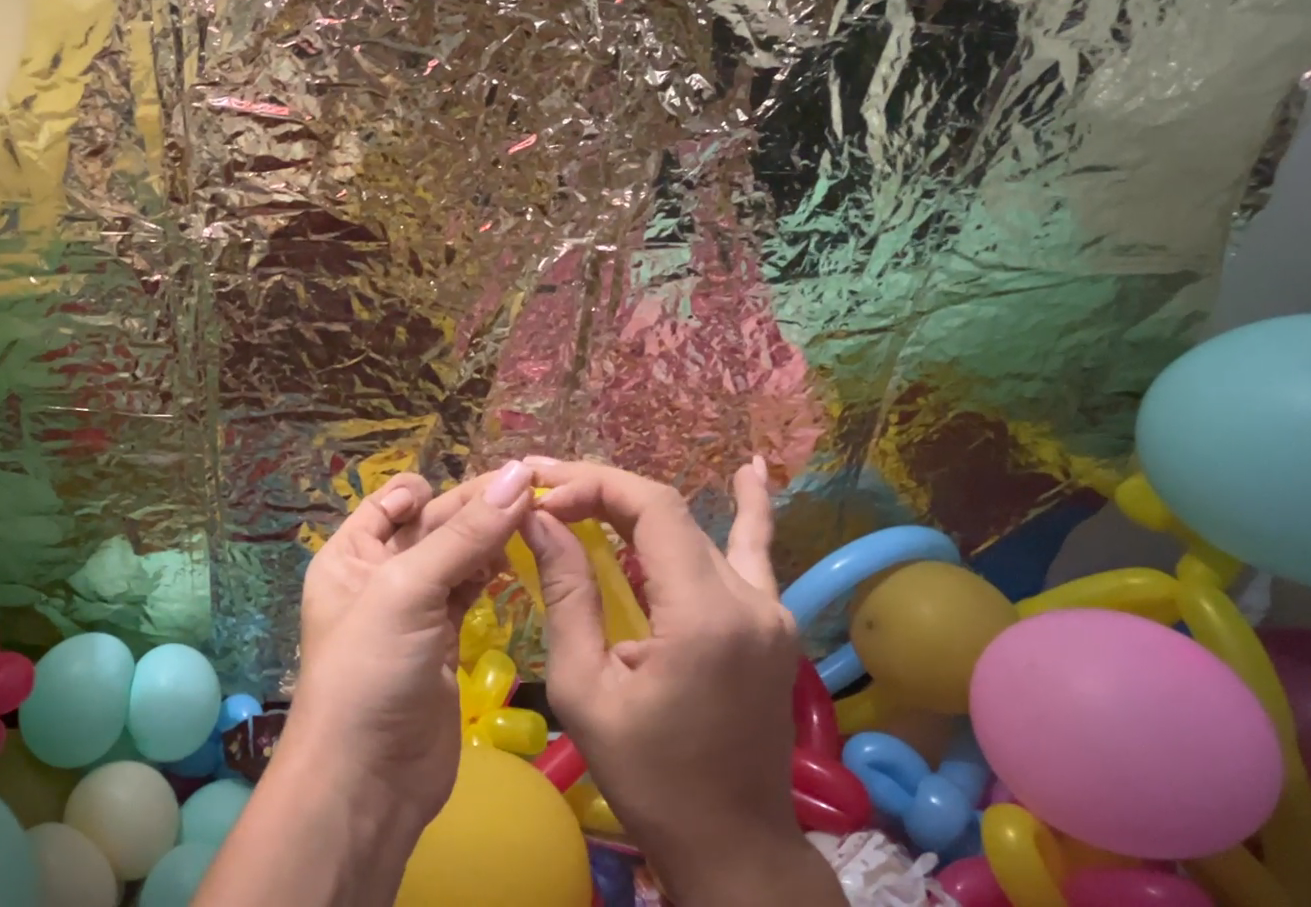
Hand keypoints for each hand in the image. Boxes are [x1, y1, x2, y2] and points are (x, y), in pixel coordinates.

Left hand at [286, 461, 535, 827]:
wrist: (367, 780)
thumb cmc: (370, 671)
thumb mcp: (407, 590)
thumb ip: (463, 535)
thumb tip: (514, 477)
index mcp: (350, 554)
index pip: (392, 501)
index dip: (437, 486)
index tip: (492, 478)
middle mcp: (377, 576)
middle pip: (430, 526)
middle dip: (474, 507)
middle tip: (534, 490)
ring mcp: (412, 611)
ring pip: (455, 558)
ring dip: (489, 538)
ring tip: (536, 518)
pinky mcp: (442, 642)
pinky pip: (468, 592)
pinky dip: (491, 573)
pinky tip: (521, 556)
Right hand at [521, 458, 840, 904]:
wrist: (731, 842)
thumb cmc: (647, 777)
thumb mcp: (584, 688)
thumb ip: (567, 594)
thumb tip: (537, 520)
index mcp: (704, 614)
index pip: (651, 508)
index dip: (592, 486)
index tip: (540, 496)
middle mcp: (749, 599)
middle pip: (671, 513)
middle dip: (601, 492)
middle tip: (542, 487)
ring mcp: (769, 609)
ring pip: (699, 529)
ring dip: (638, 505)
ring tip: (580, 488)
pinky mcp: (772, 623)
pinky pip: (755, 553)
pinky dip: (749, 509)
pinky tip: (751, 468)